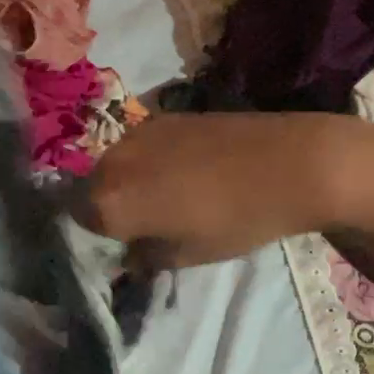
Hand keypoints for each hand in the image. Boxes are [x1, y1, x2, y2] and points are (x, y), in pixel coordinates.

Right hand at [75, 112, 373, 266]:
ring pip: (114, 166)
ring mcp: (137, 134)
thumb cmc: (237, 220)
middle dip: (107, 208)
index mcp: (109, 203)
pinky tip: (184, 173)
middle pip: (90, 190)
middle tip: (140, 226)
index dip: (97, 236)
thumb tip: (128, 254)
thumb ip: (143, 257)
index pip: (77, 222)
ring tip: (165, 198)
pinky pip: (139, 147)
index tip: (119, 246)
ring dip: (128, 183)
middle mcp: (111, 164)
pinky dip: (149, 163)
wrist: (295, 163)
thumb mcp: (185, 256)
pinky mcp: (165, 116)